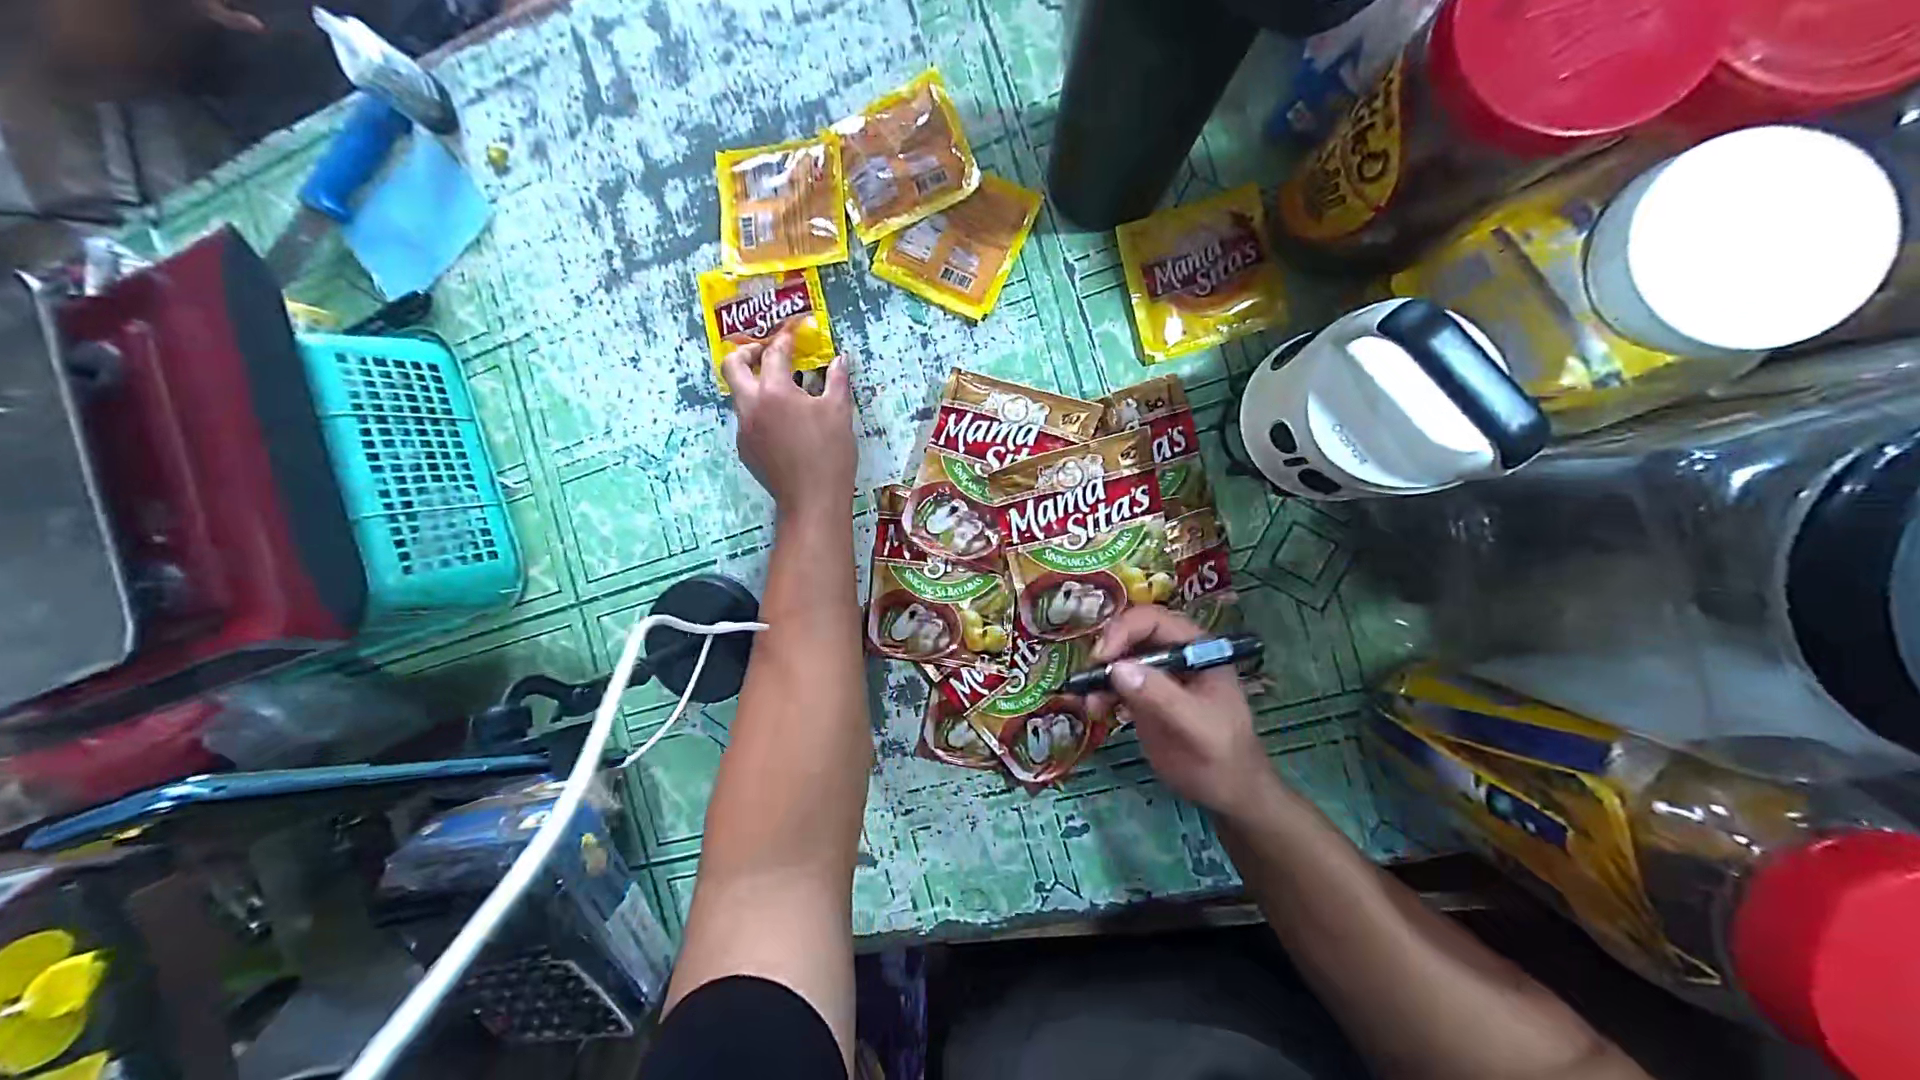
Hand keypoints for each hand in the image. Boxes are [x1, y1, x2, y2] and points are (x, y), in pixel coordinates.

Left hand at [720, 328, 854, 520]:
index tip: (794, 333)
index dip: (785, 339)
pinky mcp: (745, 449)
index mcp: (774, 392)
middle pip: (732, 366)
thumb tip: (840, 359)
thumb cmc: (830, 454)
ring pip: (739, 395)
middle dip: (747, 352)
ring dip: (754, 384)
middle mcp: (751, 406)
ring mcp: (744, 430)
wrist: (812, 500)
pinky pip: (747, 420)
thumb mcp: (839, 412)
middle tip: (766, 352)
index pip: (774, 353)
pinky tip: (783, 422)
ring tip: (781, 389)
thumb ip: (837, 380)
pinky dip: (760, 411)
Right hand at [1089, 606, 1274, 819]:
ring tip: (1091, 703)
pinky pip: (1114, 684)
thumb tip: (1117, 668)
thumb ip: (1160, 695)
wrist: (1228, 793)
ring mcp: (1156, 675)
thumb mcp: (1195, 724)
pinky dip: (1099, 693)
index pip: (1153, 621)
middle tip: (1088, 677)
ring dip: (1097, 676)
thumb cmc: (1222, 755)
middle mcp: (1173, 653)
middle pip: (1130, 634)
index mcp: (1195, 647)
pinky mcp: (1142, 696)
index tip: (1101, 657)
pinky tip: (1094, 710)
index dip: (1123, 630)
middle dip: (1105, 652)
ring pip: (1117, 659)